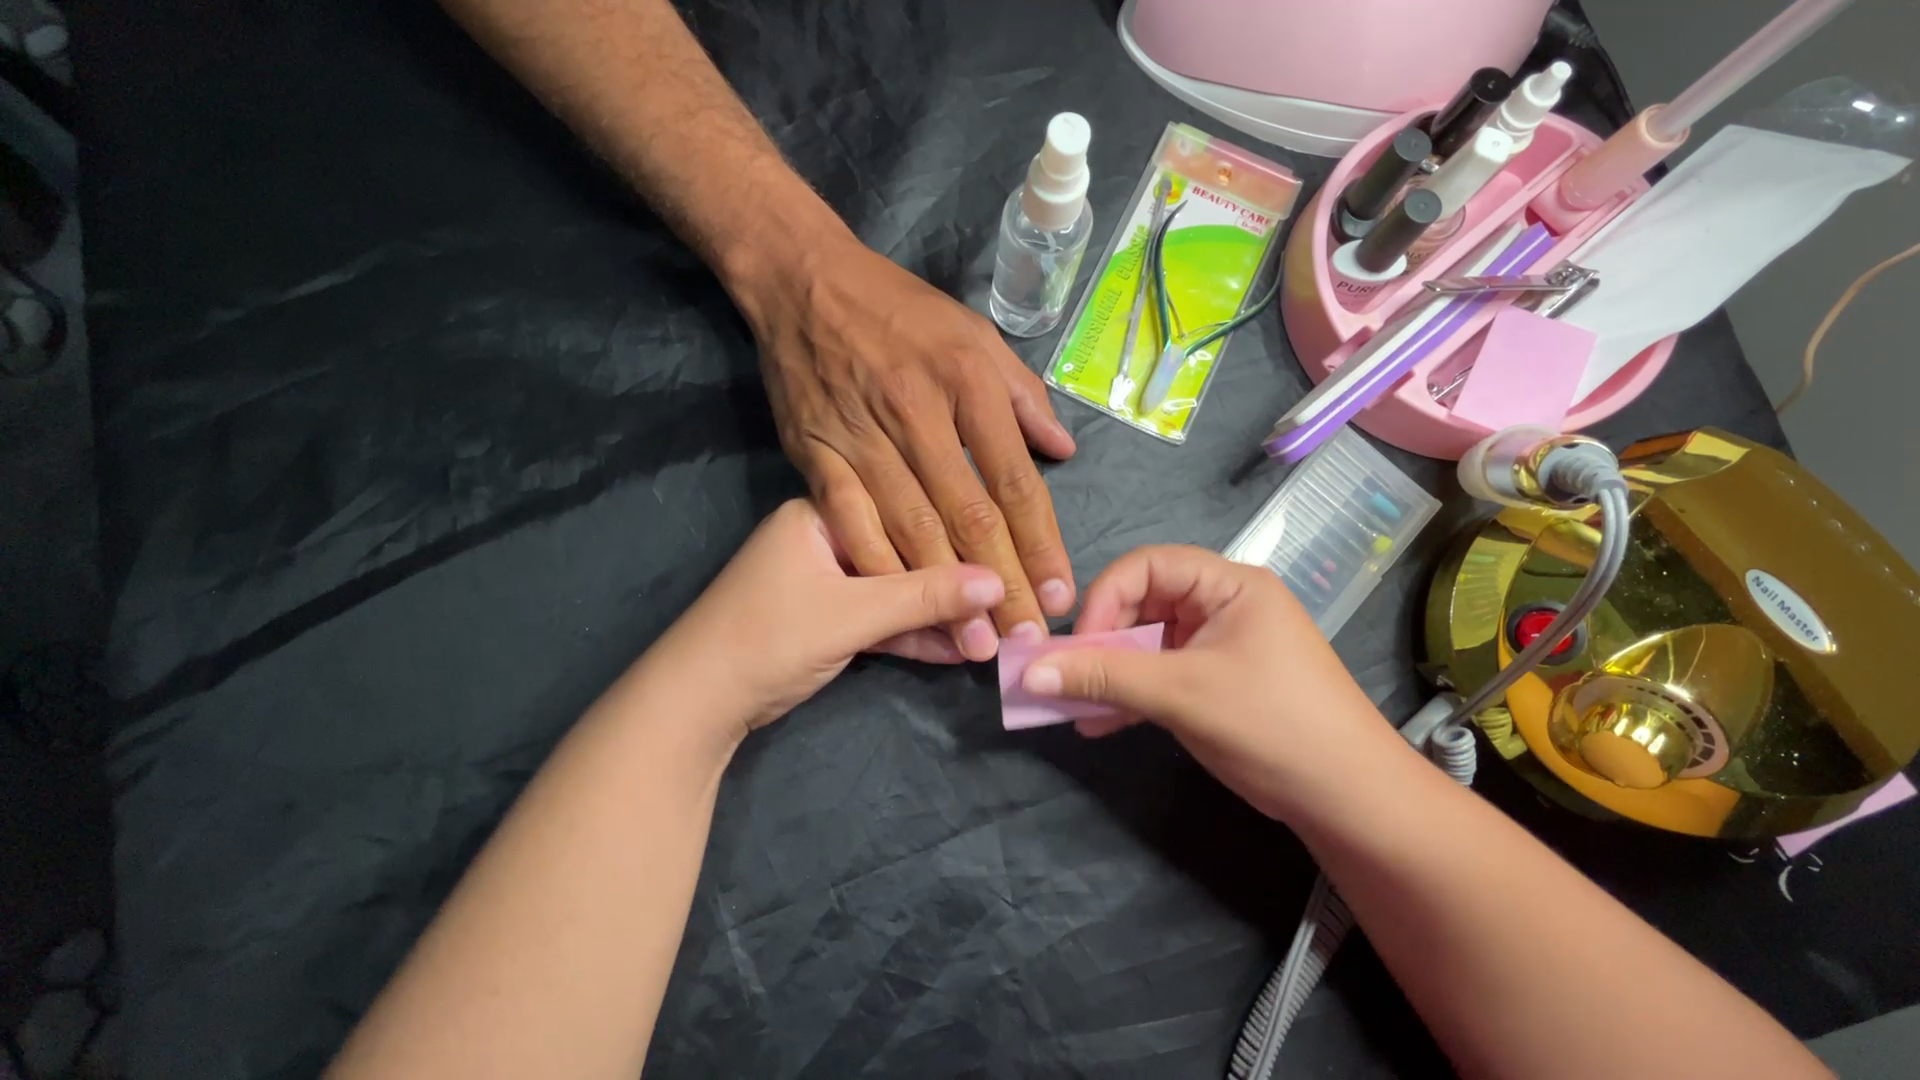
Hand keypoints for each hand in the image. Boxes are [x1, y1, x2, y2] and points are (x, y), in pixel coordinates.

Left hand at [656, 500, 1006, 733]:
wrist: (696, 703)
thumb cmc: (768, 637)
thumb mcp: (852, 614)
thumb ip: (924, 595)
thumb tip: (998, 583)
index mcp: (823, 511)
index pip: (907, 511)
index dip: (960, 538)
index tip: (1010, 564)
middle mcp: (827, 536)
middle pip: (907, 553)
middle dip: (956, 586)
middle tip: (1010, 608)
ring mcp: (827, 580)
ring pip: (898, 591)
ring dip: (941, 617)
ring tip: (995, 636)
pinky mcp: (828, 619)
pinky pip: (882, 619)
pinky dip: (915, 635)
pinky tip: (960, 649)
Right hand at [733, 232, 1078, 655]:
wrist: (803, 283)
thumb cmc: (899, 307)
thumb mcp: (974, 331)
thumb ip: (1021, 394)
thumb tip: (1061, 449)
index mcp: (967, 382)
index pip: (1013, 480)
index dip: (1040, 541)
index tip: (1059, 591)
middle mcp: (918, 415)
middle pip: (968, 516)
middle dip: (1002, 585)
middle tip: (1026, 639)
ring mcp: (863, 440)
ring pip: (912, 530)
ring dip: (946, 593)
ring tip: (976, 642)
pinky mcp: (818, 456)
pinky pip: (852, 524)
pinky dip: (880, 569)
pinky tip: (901, 611)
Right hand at [1017, 546, 1406, 820]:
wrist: (1347, 799)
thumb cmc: (1270, 724)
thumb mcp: (1182, 694)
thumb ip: (1105, 677)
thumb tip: (1029, 673)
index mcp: (1229, 585)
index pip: (1147, 566)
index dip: (1105, 599)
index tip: (1077, 647)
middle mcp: (1223, 606)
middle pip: (1143, 604)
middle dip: (1102, 642)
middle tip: (1070, 678)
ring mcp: (1220, 646)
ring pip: (1147, 645)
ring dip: (1110, 674)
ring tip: (1073, 706)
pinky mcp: (1216, 684)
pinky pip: (1160, 676)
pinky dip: (1131, 696)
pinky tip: (1099, 724)